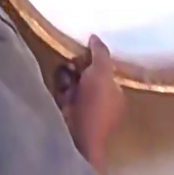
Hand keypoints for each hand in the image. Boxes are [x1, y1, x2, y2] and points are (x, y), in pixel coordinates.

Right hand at [54, 35, 124, 173]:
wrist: (76, 137)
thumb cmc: (95, 105)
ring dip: (67, 74)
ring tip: (65, 77)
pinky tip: (59, 86)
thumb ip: (100, 53)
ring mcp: (82, 106)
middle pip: (86, 72)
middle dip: (78, 65)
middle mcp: (100, 100)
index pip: (104, 69)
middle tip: (73, 63)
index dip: (94, 58)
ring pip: (72, 79)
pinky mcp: (65, 110)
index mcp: (115, 93)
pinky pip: (61, 89)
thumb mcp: (103, 73)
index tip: (85, 50)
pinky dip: (59, 85)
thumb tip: (95, 37)